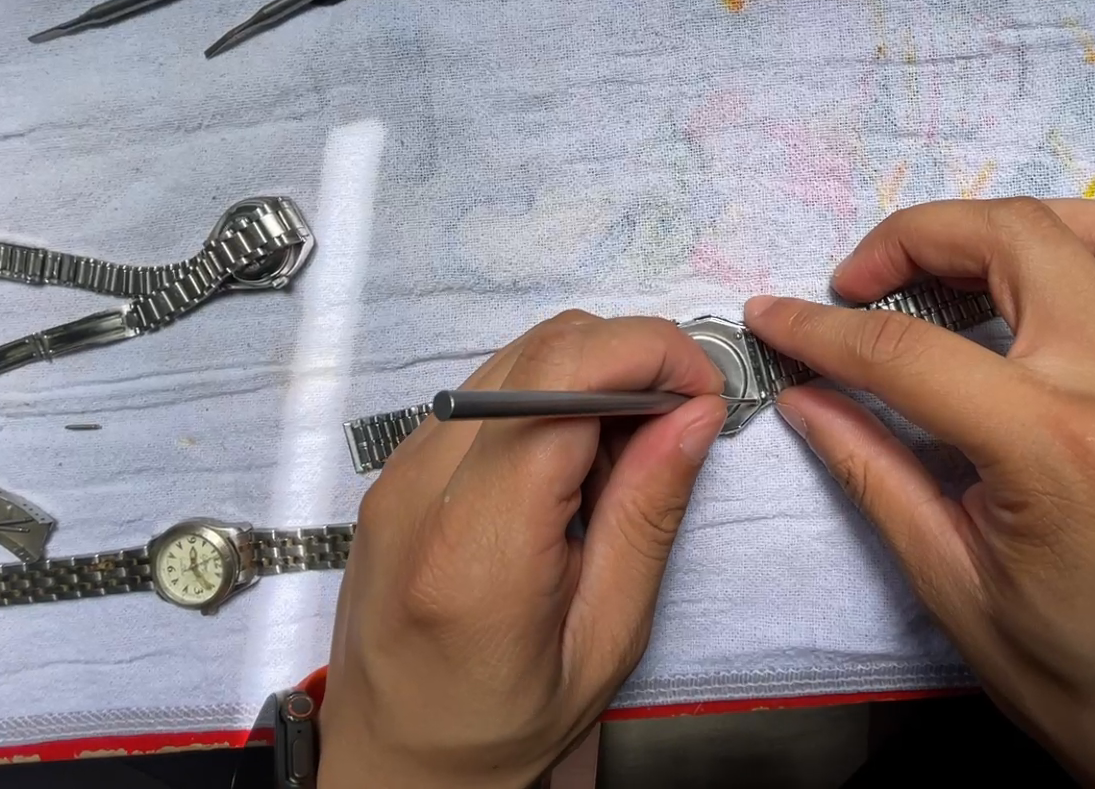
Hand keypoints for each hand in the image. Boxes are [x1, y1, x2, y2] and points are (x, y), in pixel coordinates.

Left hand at [319, 312, 728, 788]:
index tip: (704, 389)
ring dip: (597, 373)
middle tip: (678, 415)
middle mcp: (423, 479)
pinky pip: (495, 385)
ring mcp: (403, 462)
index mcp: (476, 541)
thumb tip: (695, 412)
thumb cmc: (502, 723)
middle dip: (633, 354)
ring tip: (626, 448)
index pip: (565, 379)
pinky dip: (557, 393)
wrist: (390, 761)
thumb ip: (649, 512)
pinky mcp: (402, 459)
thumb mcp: (606, 635)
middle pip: (545, 347)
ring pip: (523, 354)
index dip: (650, 354)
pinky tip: (576, 458)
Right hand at [744, 198, 1094, 788]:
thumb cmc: (1078, 680)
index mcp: (1055, 449)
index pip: (908, 351)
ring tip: (953, 264)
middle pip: (1013, 240)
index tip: (770, 315)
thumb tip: (802, 394)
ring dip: (1013, 224)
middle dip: (912, 238)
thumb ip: (870, 468)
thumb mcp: (948, 583)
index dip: (821, 328)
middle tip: (856, 283)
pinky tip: (1049, 290)